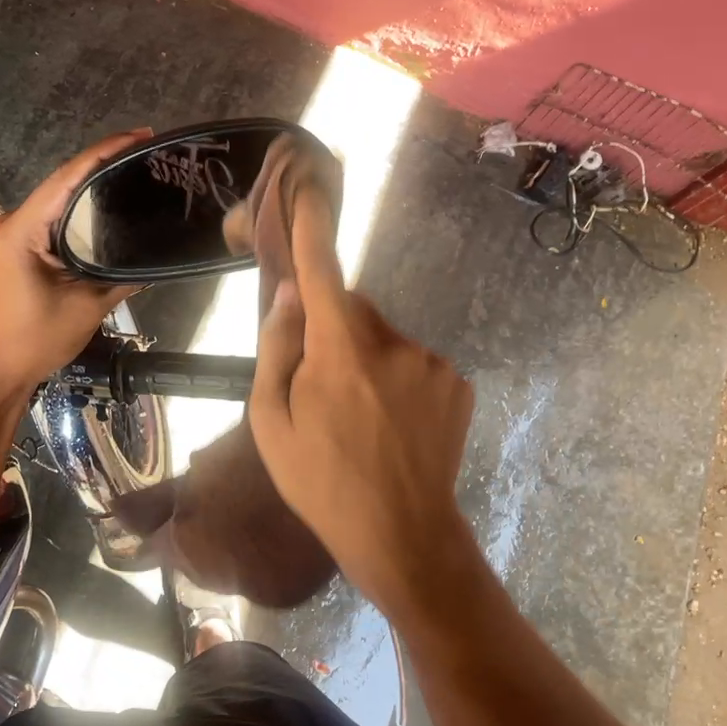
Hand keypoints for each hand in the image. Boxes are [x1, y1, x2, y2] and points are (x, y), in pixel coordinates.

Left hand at [0, 130, 151, 391]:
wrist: (1, 370)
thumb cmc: (37, 338)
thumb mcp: (88, 305)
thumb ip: (122, 275)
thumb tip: (156, 257)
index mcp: (23, 229)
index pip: (68, 177)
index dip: (105, 152)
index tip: (141, 135)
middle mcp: (14, 222)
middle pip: (63, 181)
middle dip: (104, 162)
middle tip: (147, 151)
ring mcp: (15, 233)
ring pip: (59, 197)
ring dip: (93, 183)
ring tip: (135, 168)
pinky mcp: (21, 247)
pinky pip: (55, 216)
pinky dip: (81, 207)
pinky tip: (108, 201)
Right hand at [246, 184, 476, 618]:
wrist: (403, 538)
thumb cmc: (320, 482)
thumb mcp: (269, 422)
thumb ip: (277, 349)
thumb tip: (290, 294)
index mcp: (340, 354)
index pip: (322, 274)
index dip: (312, 229)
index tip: (309, 187)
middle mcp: (393, 345)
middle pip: (350, 308)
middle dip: (329, 330)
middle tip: (315, 387)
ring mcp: (433, 364)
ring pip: (380, 336)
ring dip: (360, 356)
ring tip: (354, 415)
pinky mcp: (457, 383)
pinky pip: (409, 358)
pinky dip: (392, 375)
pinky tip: (387, 421)